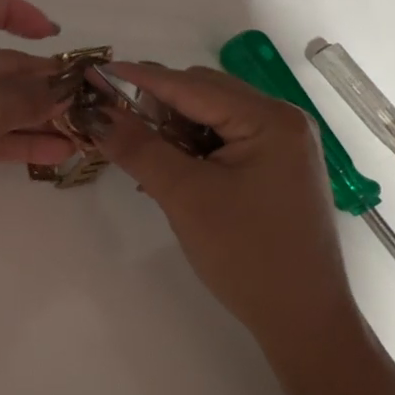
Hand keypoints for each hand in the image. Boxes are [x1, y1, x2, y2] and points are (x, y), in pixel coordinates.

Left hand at [0, 0, 75, 245]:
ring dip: (39, 113)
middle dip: (42, 78)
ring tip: (82, 129)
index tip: (50, 35)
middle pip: (1, 61)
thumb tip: (65, 90)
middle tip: (85, 96)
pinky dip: (22, 139)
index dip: (16, 12)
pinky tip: (59, 152)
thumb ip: (29, 98)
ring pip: (1, 101)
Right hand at [95, 62, 357, 343]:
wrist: (302, 321)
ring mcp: (283, 144)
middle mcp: (282, 120)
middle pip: (202, 93)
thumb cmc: (247, 255)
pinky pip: (223, 139)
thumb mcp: (184, 196)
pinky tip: (173, 174)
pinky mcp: (276, 167)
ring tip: (147, 160)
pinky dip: (192, 148)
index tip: (92, 73)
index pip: (190, 85)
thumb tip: (93, 111)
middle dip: (157, 107)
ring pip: (210, 115)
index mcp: (270, 119)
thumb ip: (137, 147)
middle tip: (118, 130)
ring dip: (172, 129)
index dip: (138, 79)